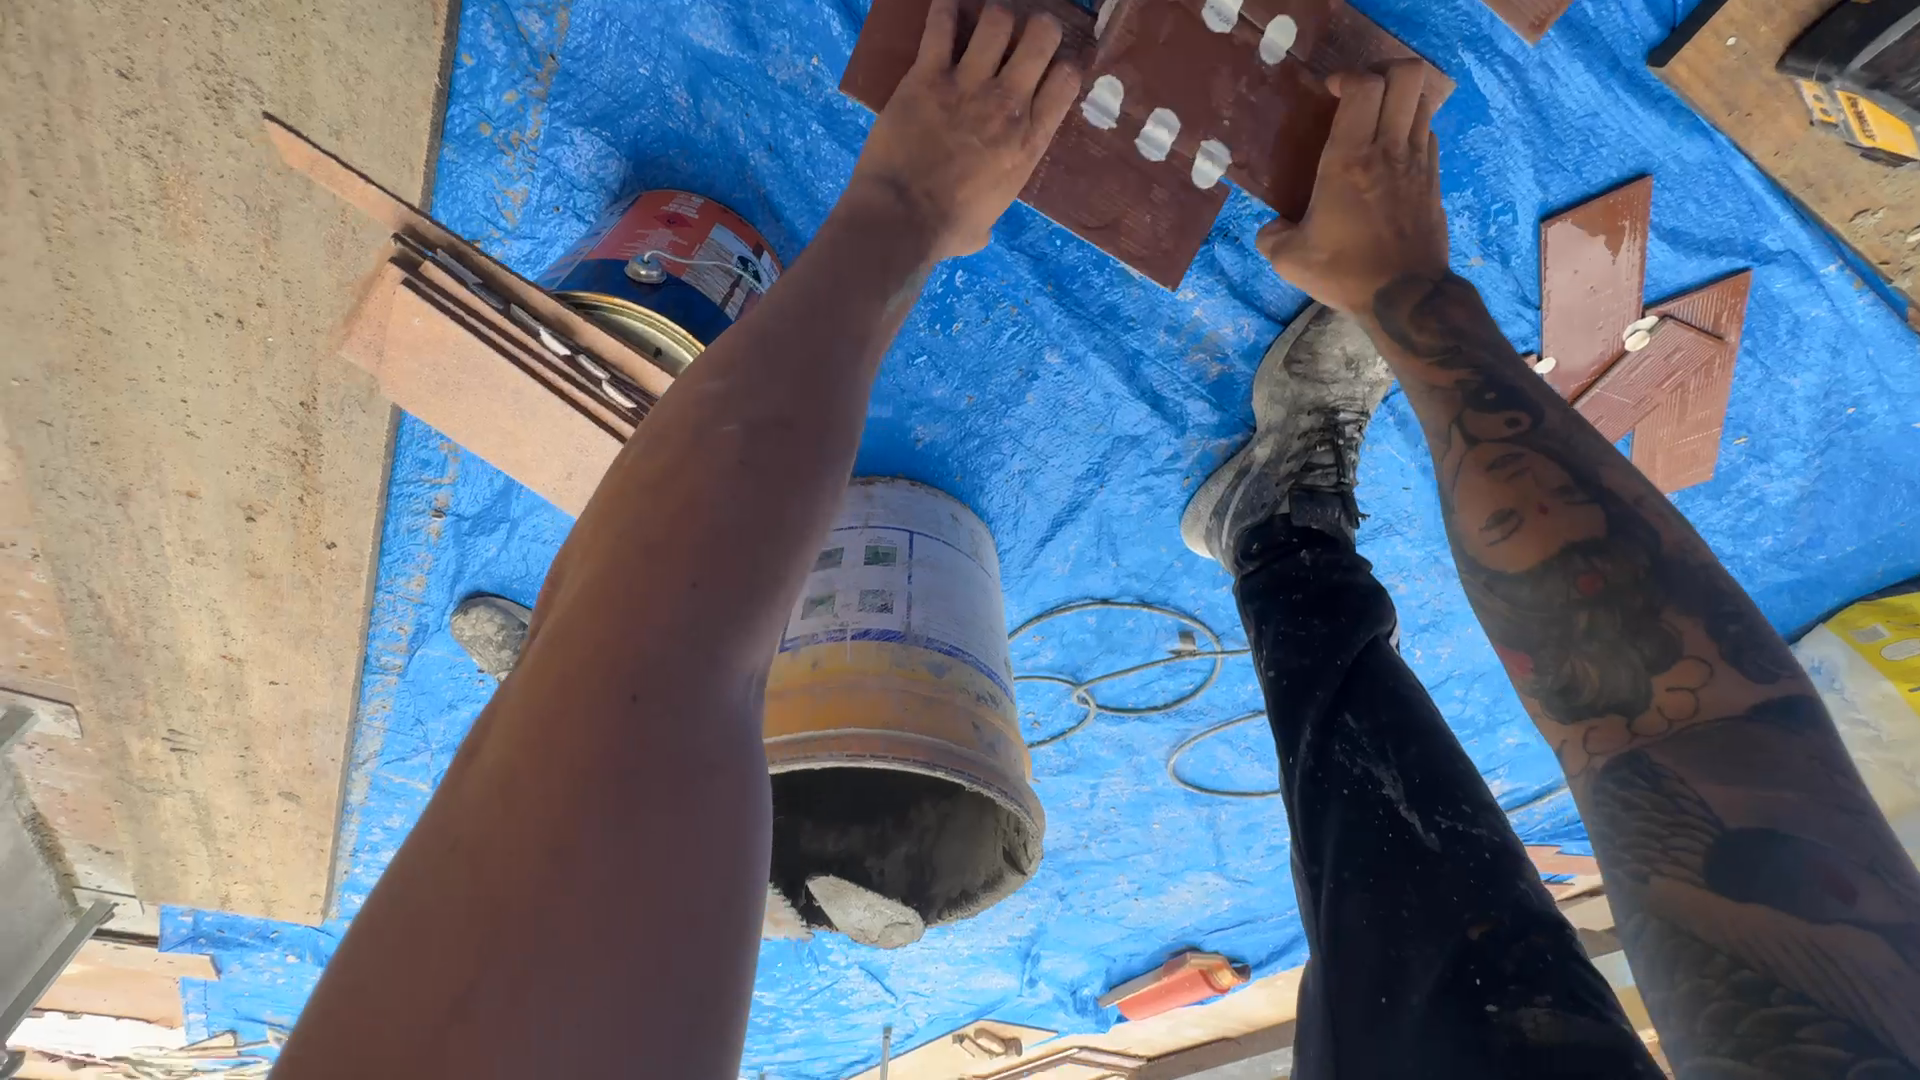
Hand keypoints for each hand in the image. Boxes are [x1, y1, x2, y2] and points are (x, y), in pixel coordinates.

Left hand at [844, 0, 1083, 261]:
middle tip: (1022, 38)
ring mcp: (967, 84)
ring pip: (997, 19)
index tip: (1051, 70)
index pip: (1066, 80)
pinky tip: (946, 15)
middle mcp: (1007, 104)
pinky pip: (941, 23)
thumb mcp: (986, 224)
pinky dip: (945, 13)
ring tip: (982, 29)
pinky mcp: (926, 75)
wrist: (901, 219)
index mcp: (1028, 142)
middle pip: (1041, 35)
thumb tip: (981, 227)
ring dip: (993, 19)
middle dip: (1036, 29)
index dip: (1063, 67)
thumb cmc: (945, 231)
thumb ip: (990, 206)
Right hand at [1259, 61, 1450, 316]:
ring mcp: (1418, 161)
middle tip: (1361, 93)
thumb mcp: (1288, 259)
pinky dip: (1412, 128)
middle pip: (1408, 75)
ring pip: (1423, 99)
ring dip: (1400, 98)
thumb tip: (1272, 226)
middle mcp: (1388, 149)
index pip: (1365, 87)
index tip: (1332, 90)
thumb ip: (1271, 235)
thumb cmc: (1343, 272)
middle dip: (1384, 71)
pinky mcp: (1433, 178)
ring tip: (1378, 118)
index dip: (1349, 76)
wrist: (1402, 293)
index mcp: (1349, 161)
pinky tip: (1392, 152)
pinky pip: (1428, 133)